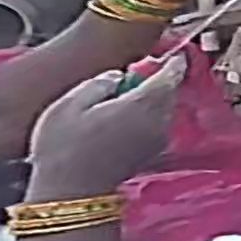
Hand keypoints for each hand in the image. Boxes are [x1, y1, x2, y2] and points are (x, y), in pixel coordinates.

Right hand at [26, 56, 186, 201]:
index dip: (174, 63)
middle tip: (136, 76)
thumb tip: (121, 75)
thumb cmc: (63, 143)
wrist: (73, 186)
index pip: (169, 76)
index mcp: (144, 102)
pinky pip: (157, 122)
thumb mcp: (68, 105)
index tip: (176, 55)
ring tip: (121, 100)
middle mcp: (161, 116)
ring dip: (151, 99)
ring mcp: (162, 132)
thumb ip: (99, 84)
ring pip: (164, 107)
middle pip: (168, 91)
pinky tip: (121, 120)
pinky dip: (147, 115)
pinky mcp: (157, 146)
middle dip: (157, 81)